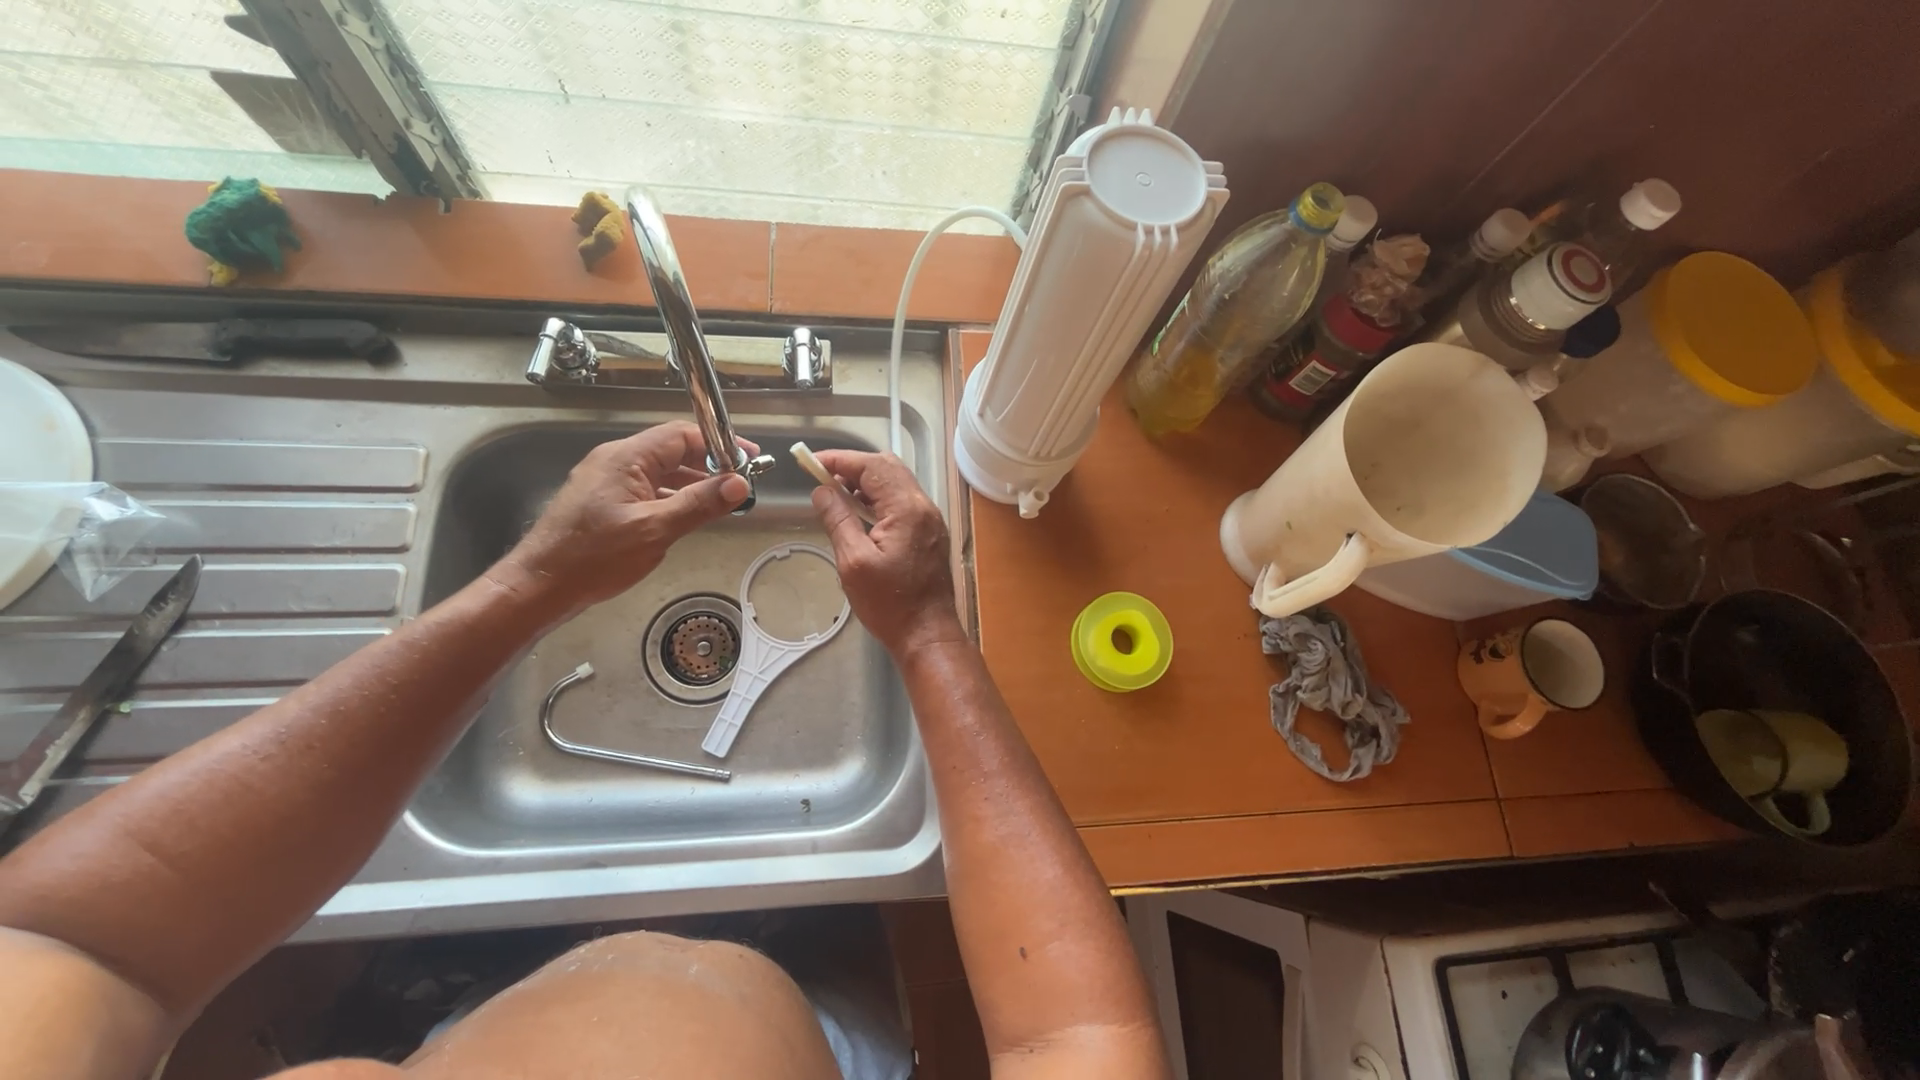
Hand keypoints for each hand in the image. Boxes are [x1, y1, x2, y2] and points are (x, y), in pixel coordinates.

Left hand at [490, 421, 752, 615]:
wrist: (540, 587)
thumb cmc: (594, 557)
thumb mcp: (654, 531)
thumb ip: (699, 505)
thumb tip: (740, 484)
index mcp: (625, 458)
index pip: (681, 436)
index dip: (718, 445)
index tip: (749, 460)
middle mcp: (616, 462)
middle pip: (672, 451)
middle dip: (709, 466)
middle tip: (742, 484)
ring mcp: (608, 483)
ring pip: (662, 473)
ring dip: (693, 484)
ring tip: (724, 503)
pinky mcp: (605, 504)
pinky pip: (648, 491)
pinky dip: (674, 498)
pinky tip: (690, 516)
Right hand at [810, 450, 964, 653]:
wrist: (927, 634)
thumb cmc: (889, 604)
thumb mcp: (853, 562)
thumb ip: (838, 520)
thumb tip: (822, 492)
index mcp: (907, 509)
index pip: (872, 466)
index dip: (840, 460)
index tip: (811, 462)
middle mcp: (923, 506)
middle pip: (887, 467)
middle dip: (853, 467)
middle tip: (822, 477)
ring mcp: (930, 519)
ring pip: (896, 482)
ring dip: (866, 482)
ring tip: (835, 494)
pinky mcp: (929, 533)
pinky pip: (902, 501)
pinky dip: (879, 497)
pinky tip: (858, 512)